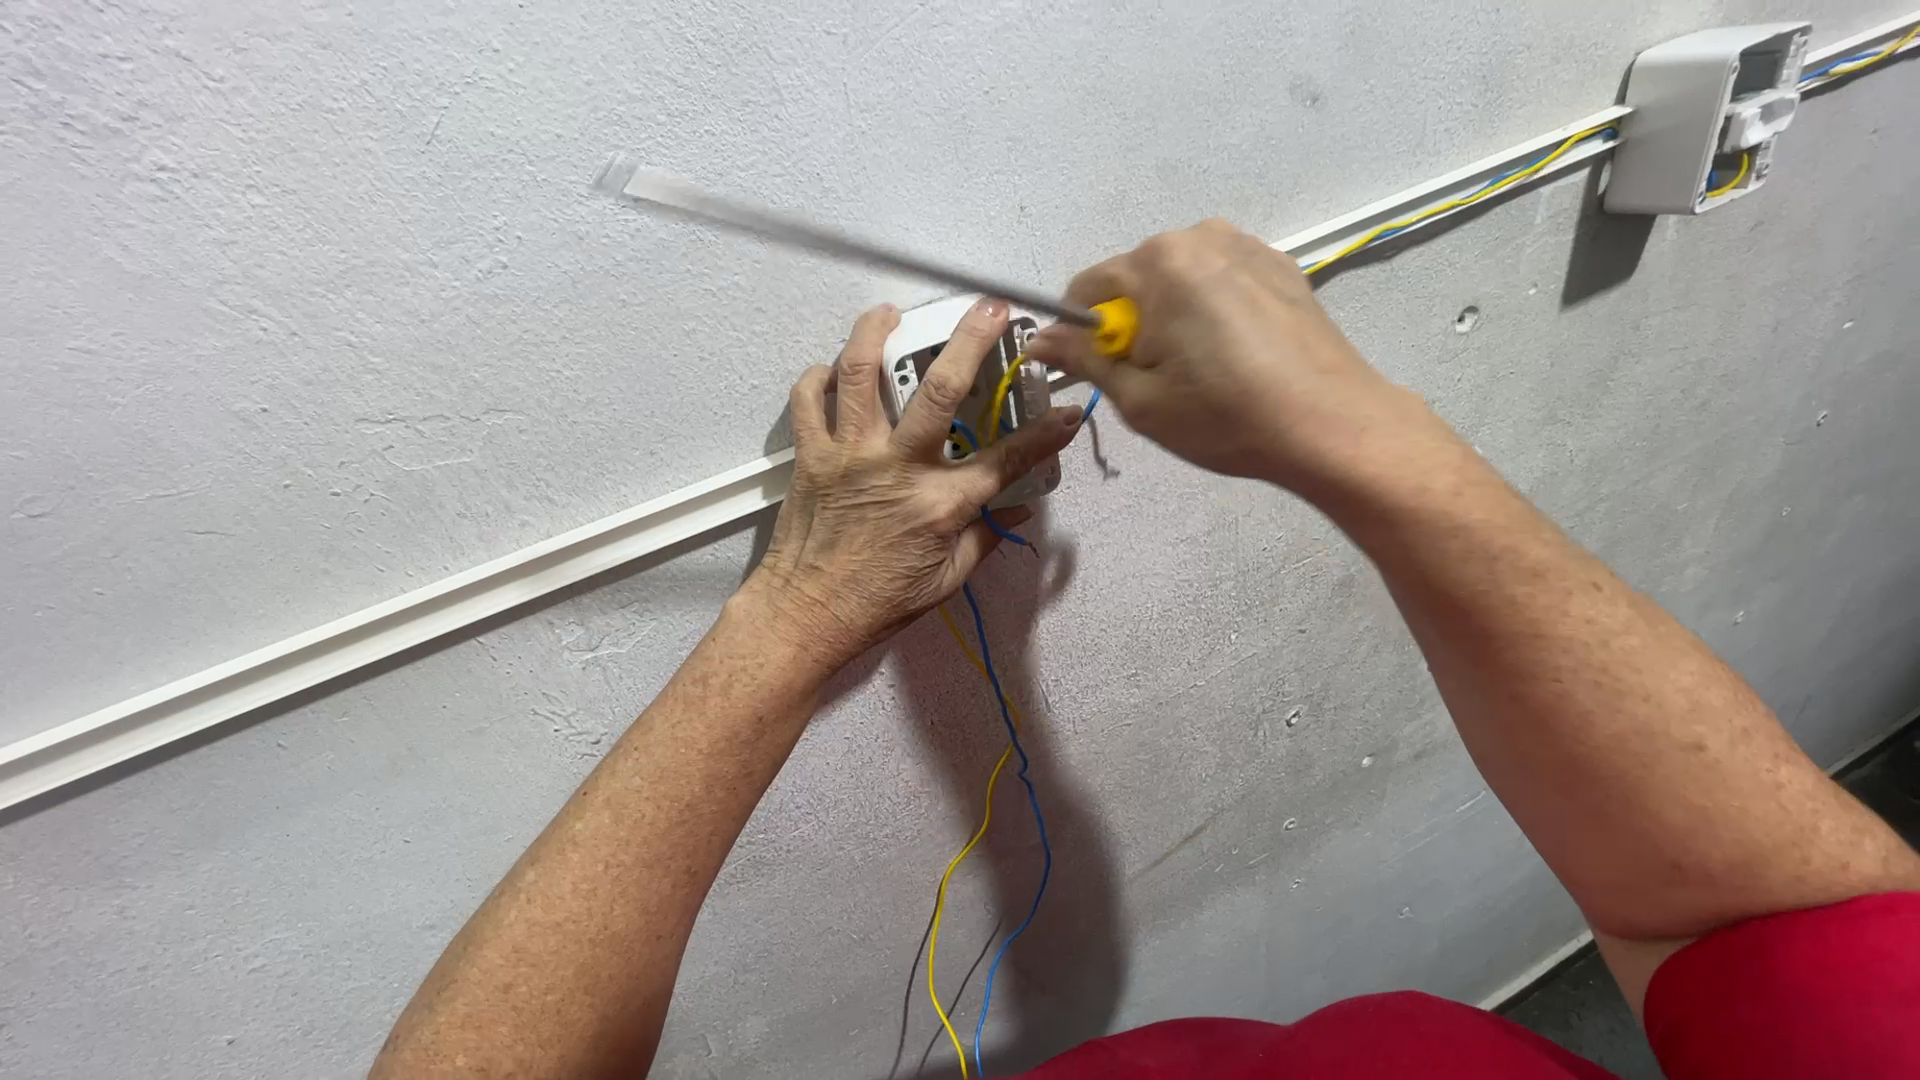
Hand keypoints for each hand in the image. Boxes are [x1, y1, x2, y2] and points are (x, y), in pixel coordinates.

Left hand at [739, 299, 1082, 671]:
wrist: (805, 614)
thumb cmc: (881, 603)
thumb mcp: (946, 580)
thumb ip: (985, 539)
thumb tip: (1019, 509)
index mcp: (939, 504)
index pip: (1005, 460)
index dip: (1043, 434)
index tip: (1068, 411)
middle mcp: (897, 467)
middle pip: (940, 391)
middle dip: (971, 341)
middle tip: (989, 309)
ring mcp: (849, 456)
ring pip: (861, 375)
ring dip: (876, 333)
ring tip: (890, 313)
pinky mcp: (811, 456)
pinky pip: (808, 401)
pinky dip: (818, 377)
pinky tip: (833, 370)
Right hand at [1027, 219, 1447, 493]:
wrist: (1331, 425)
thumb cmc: (1224, 417)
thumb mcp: (1139, 399)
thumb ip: (1084, 359)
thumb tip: (1038, 340)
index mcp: (1158, 263)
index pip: (1085, 289)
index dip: (1079, 334)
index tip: (1099, 373)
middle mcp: (1199, 235)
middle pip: (1133, 279)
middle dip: (1130, 324)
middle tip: (1155, 378)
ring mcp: (1245, 244)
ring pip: (1176, 279)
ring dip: (1169, 316)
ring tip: (1199, 367)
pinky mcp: (1280, 263)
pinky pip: (1217, 279)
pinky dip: (1207, 309)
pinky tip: (1233, 352)